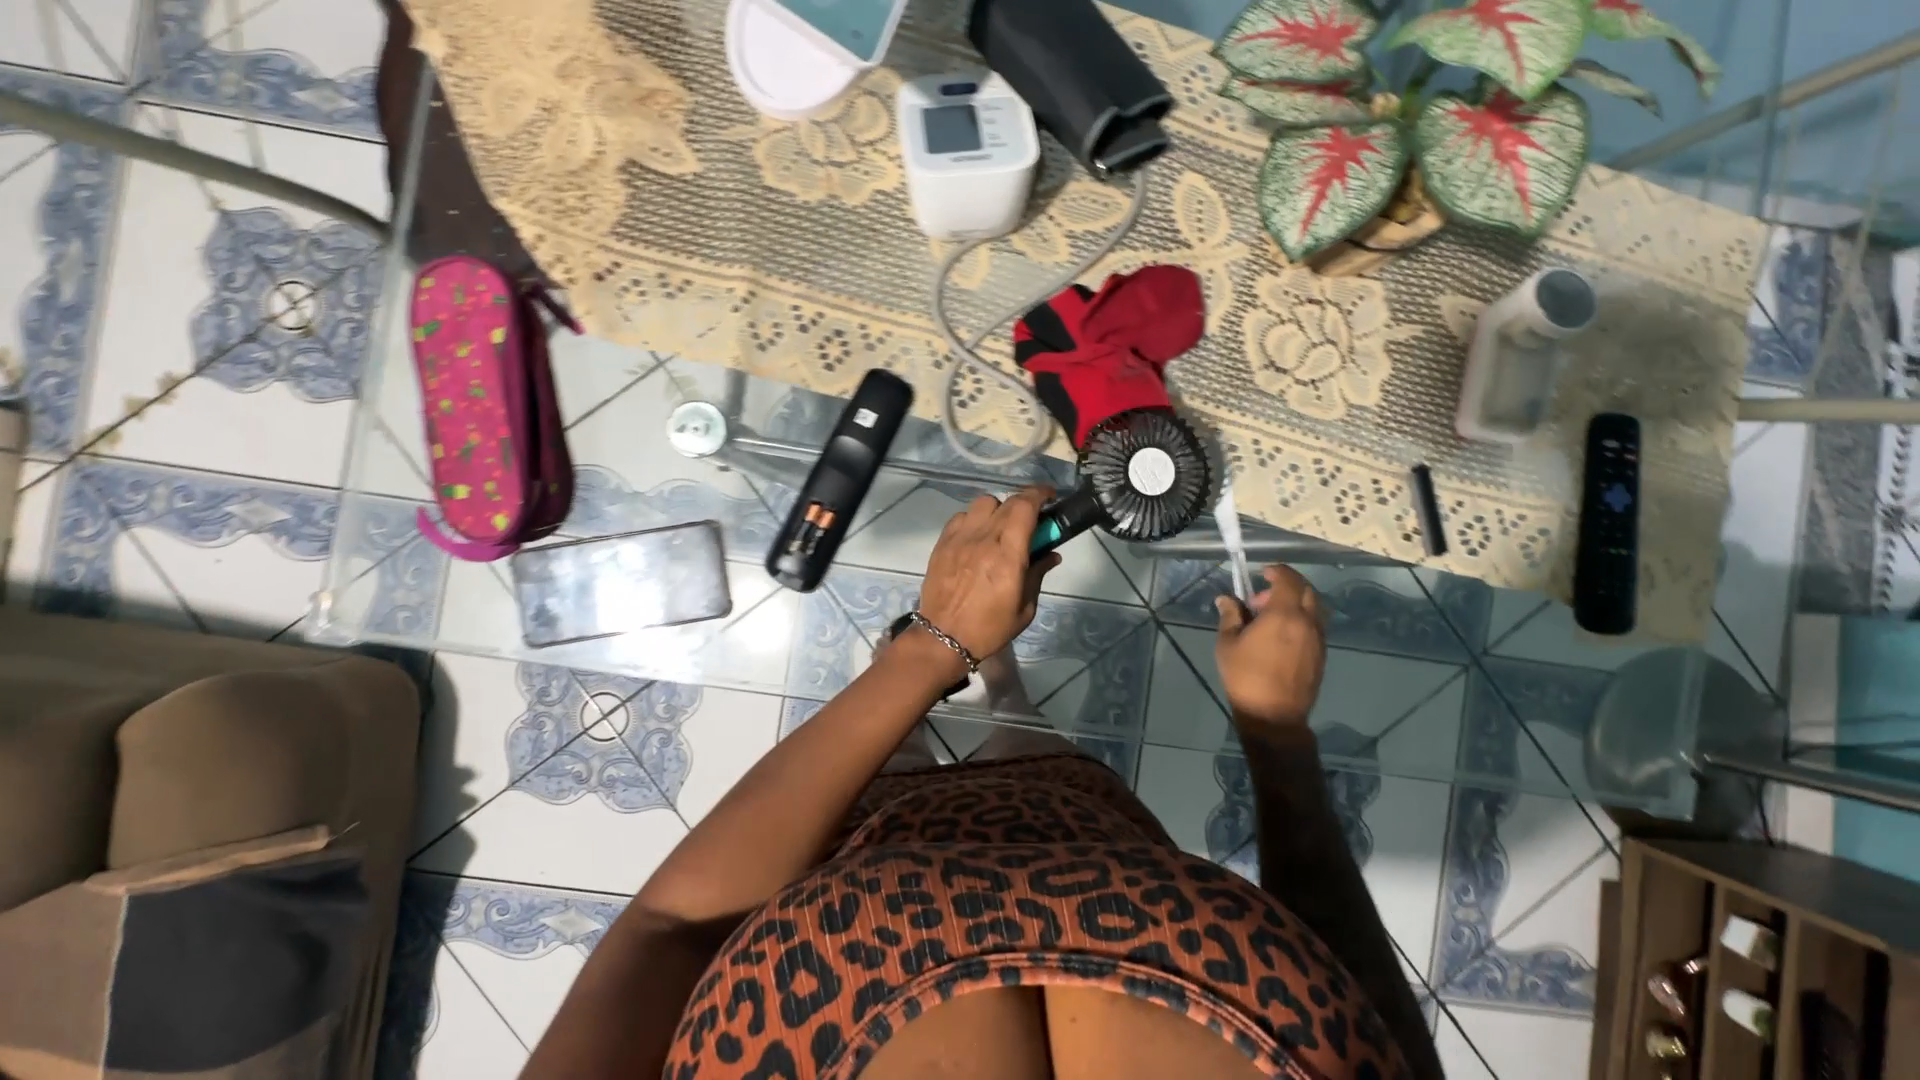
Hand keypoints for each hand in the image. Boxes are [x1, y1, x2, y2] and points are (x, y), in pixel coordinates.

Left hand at [915, 486, 1060, 661]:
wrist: (944, 638)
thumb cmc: (990, 628)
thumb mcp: (1025, 607)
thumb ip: (1037, 574)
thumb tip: (1051, 554)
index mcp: (1008, 556)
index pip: (1025, 508)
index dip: (1040, 495)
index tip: (1050, 497)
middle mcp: (984, 540)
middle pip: (1007, 502)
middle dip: (1024, 503)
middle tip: (1031, 519)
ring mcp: (960, 539)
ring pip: (983, 504)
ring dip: (998, 509)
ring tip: (1001, 528)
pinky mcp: (942, 544)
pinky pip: (961, 517)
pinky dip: (975, 519)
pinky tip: (977, 536)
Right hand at [1214, 564, 1327, 728]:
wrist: (1274, 715)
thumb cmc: (1245, 676)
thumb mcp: (1228, 643)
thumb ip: (1230, 616)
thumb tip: (1226, 599)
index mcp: (1284, 614)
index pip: (1288, 580)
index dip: (1277, 572)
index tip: (1263, 573)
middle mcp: (1307, 621)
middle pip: (1306, 591)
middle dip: (1287, 586)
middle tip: (1263, 599)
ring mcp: (1318, 638)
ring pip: (1314, 608)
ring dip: (1296, 603)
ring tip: (1273, 618)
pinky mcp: (1321, 654)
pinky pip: (1315, 625)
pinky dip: (1302, 619)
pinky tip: (1282, 636)